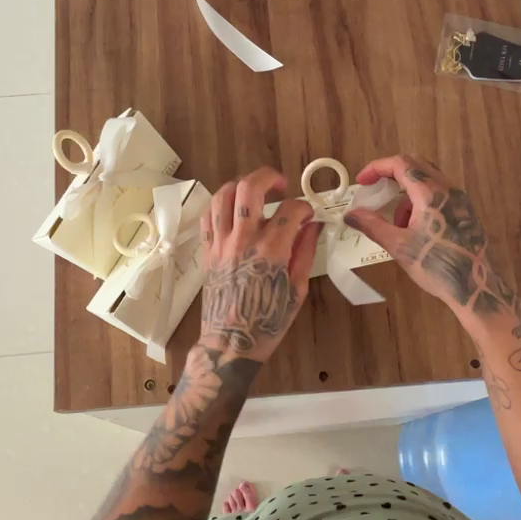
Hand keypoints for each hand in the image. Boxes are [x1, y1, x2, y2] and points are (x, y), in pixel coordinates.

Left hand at [199, 167, 322, 361]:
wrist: (231, 342)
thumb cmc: (268, 322)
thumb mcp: (297, 290)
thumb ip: (305, 252)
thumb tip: (312, 226)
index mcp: (271, 251)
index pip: (291, 210)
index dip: (305, 207)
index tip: (309, 214)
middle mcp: (243, 240)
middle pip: (250, 188)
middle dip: (269, 177)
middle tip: (281, 184)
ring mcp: (221, 244)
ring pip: (223, 195)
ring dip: (242, 185)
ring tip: (255, 192)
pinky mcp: (207, 251)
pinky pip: (209, 216)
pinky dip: (221, 205)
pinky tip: (234, 210)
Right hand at [344, 155, 520, 327]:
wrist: (475, 287)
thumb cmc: (436, 265)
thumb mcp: (399, 246)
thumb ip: (372, 226)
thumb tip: (350, 214)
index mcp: (429, 193)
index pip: (400, 164)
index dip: (377, 168)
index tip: (362, 182)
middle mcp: (447, 189)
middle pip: (416, 165)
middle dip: (391, 174)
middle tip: (376, 190)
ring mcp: (460, 199)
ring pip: (428, 179)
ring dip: (406, 191)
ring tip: (396, 220)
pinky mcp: (465, 212)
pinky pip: (439, 193)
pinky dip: (420, 200)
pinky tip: (415, 228)